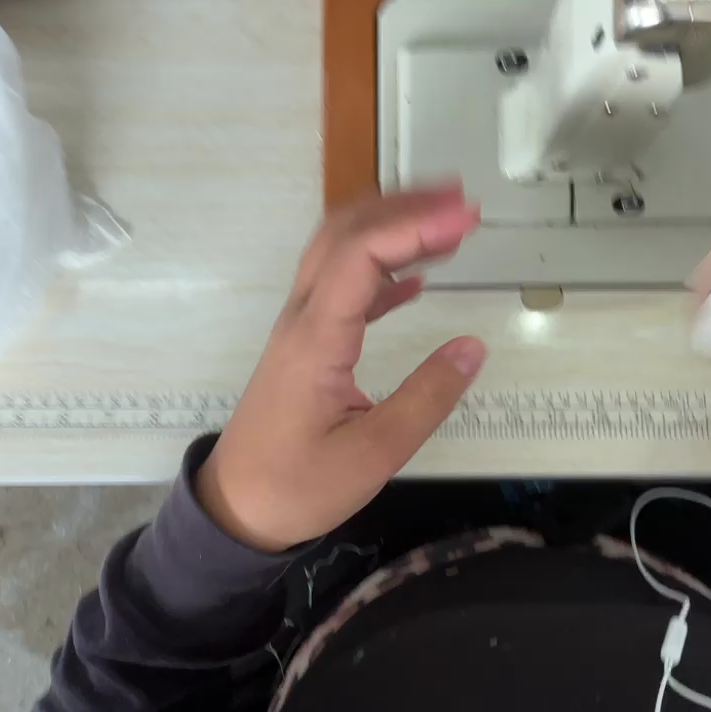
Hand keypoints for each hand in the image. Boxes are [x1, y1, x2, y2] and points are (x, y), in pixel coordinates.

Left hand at [196, 187, 487, 551]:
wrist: (237, 510)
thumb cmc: (299, 486)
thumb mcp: (374, 454)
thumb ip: (427, 398)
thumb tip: (472, 347)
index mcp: (317, 338)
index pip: (362, 254)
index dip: (416, 225)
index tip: (469, 218)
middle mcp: (303, 318)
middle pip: (345, 233)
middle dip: (404, 206)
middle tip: (463, 201)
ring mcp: (302, 328)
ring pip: (340, 253)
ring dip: (391, 228)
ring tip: (448, 224)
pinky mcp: (307, 345)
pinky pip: (343, 288)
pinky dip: (382, 270)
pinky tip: (417, 279)